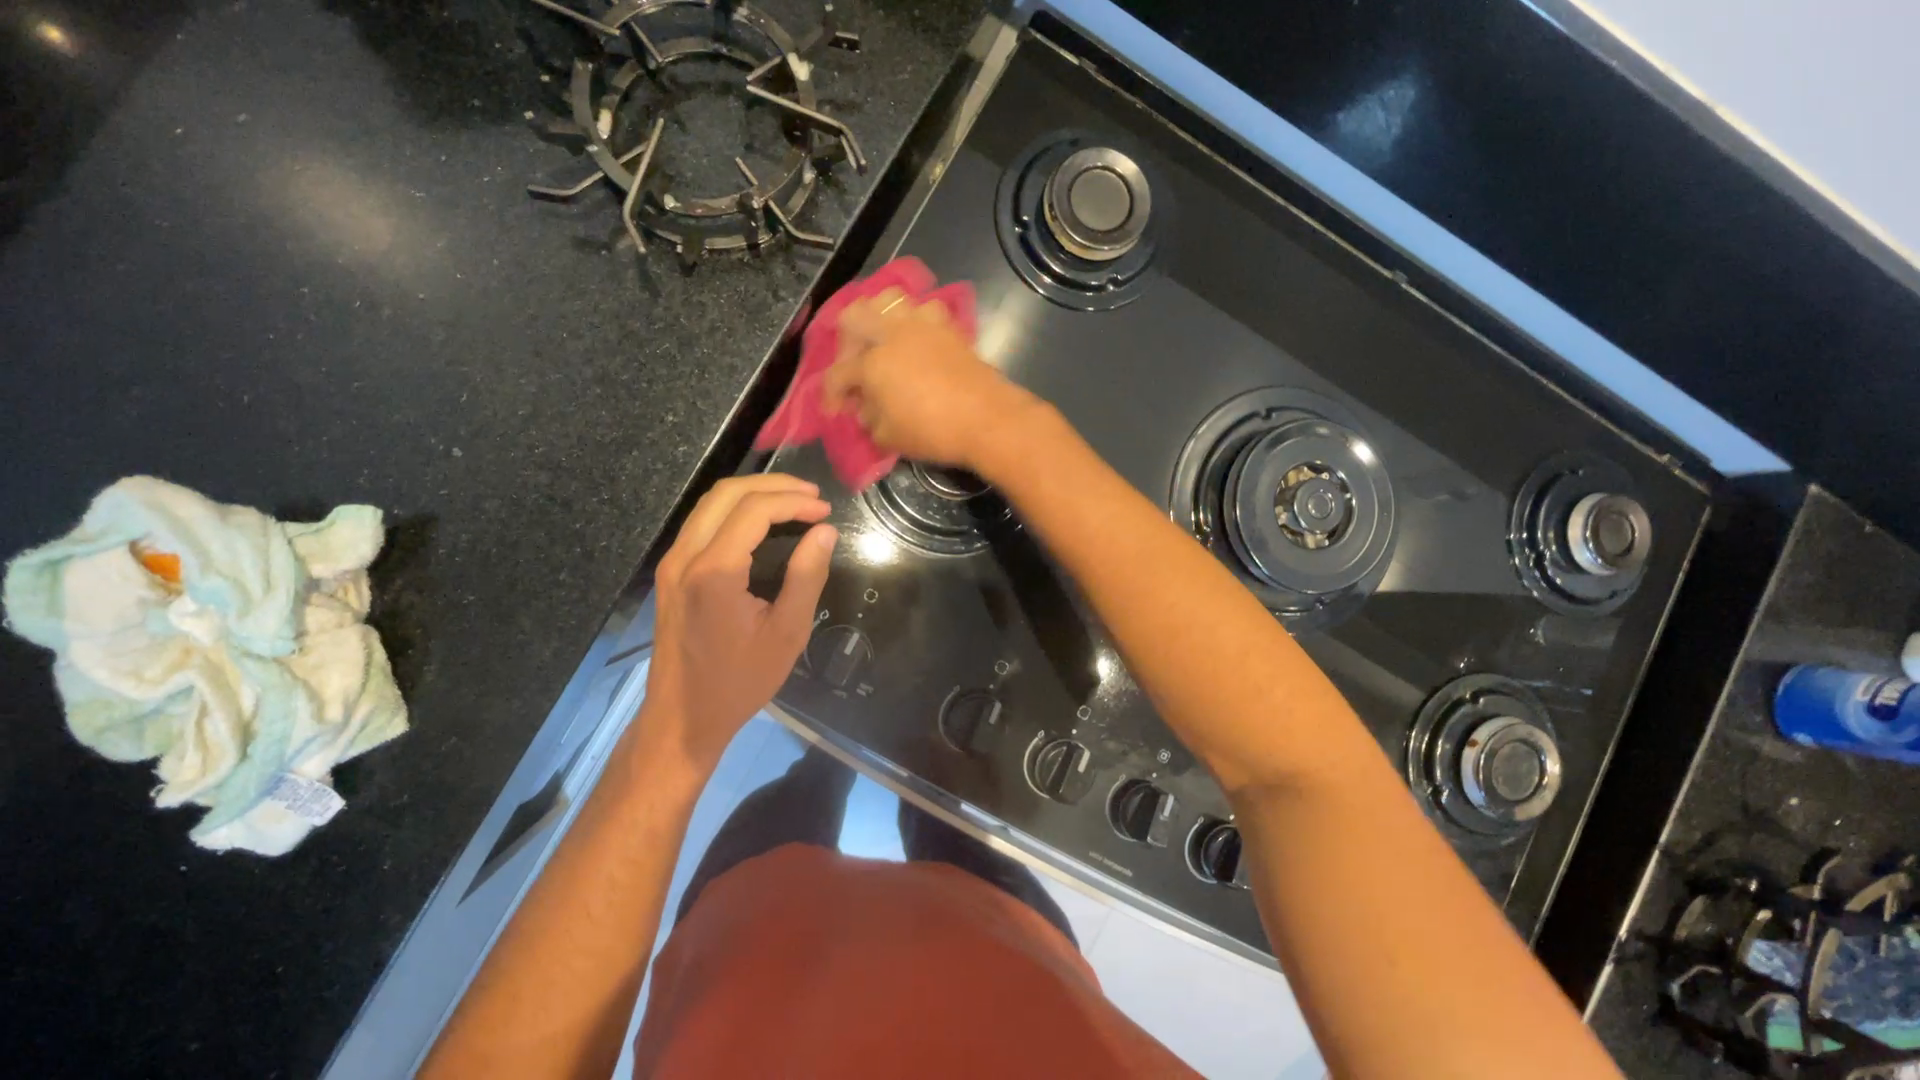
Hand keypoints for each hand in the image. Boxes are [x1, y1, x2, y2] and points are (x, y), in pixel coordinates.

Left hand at [640, 475, 837, 776]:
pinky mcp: (670, 573)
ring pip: (710, 504)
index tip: (826, 511)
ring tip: (794, 503)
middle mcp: (685, 557)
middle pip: (727, 494)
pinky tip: (763, 523)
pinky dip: (735, 511)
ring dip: (752, 494)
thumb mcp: (786, 634)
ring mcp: (672, 564)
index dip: (794, 502)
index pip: (754, 510)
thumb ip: (807, 577)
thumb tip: (825, 533)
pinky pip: (702, 523)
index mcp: (714, 572)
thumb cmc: (739, 682)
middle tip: (813, 497)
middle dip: (773, 486)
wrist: (682, 717)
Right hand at [821, 289, 1043, 472]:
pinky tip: (915, 343)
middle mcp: (893, 334)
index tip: (835, 410)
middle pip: (855, 317)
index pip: (838, 374)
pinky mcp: (948, 328)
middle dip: (846, 341)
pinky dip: (913, 322)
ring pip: (889, 300)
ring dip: (879, 318)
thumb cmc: (933, 431)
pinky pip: (923, 310)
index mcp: (872, 362)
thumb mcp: (888, 436)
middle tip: (854, 367)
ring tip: (882, 342)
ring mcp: (923, 325)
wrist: (988, 419)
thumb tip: (865, 407)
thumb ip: (868, 419)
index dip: (831, 394)